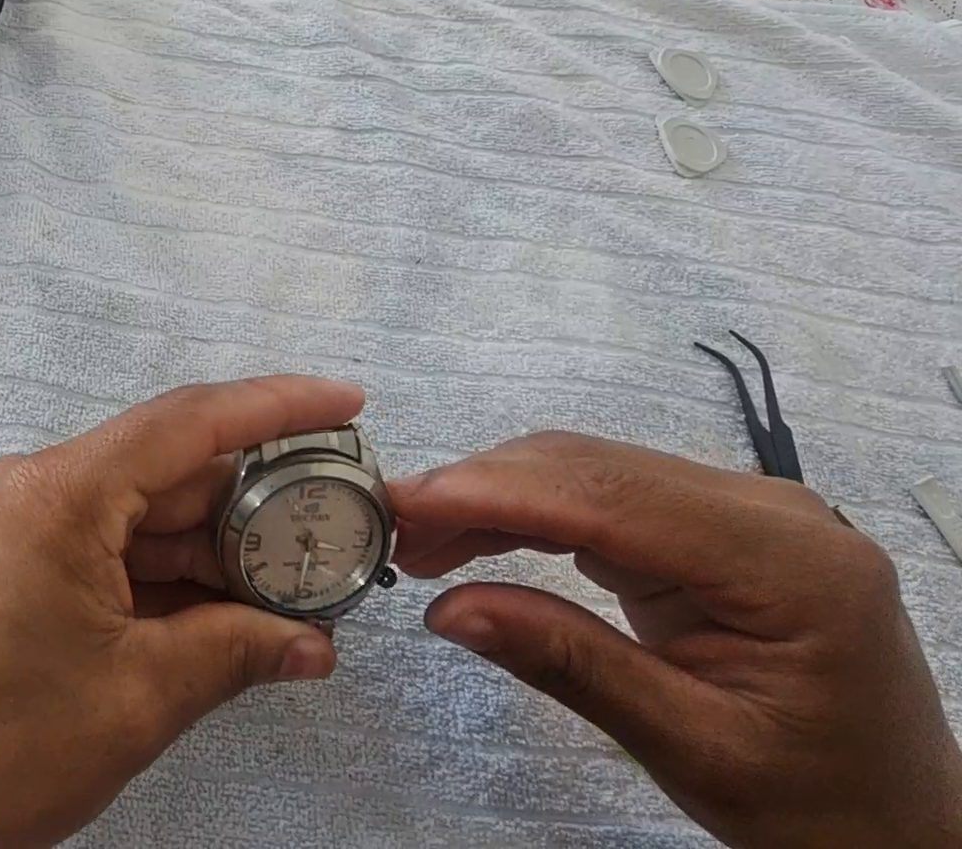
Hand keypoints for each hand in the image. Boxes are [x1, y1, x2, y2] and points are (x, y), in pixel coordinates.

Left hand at [0, 376, 362, 848]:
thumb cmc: (0, 745)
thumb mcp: (137, 696)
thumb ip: (234, 651)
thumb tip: (313, 644)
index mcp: (61, 494)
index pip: (186, 424)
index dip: (275, 405)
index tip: (347, 400)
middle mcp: (41, 486)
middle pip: (171, 468)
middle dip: (259, 494)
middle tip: (342, 516)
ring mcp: (29, 522)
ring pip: (148, 511)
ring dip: (221, 542)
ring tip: (306, 573)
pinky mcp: (25, 559)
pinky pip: (117, 546)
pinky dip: (175, 571)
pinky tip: (236, 603)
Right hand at [389, 431, 961, 848]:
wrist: (892, 817)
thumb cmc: (813, 803)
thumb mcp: (690, 748)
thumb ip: (568, 664)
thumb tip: (446, 611)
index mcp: (787, 563)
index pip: (608, 497)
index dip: (492, 491)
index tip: (399, 502)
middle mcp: (765, 510)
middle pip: (584, 466)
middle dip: (473, 489)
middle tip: (387, 527)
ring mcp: (731, 508)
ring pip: (575, 468)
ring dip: (485, 497)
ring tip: (414, 540)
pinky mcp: (697, 520)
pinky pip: (587, 494)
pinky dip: (516, 512)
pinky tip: (467, 538)